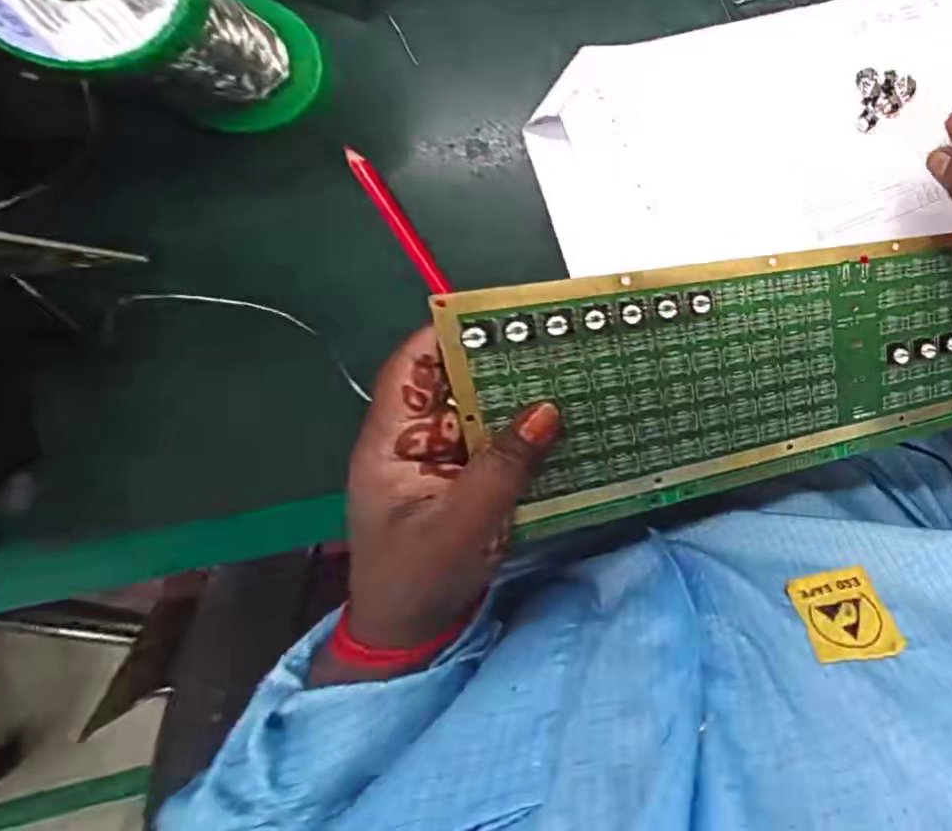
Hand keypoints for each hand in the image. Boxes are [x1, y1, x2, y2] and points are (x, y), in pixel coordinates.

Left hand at [338, 326, 559, 656]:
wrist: (413, 636)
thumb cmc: (417, 581)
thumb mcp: (462, 523)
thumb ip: (505, 465)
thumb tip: (548, 409)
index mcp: (391, 442)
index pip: (410, 368)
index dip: (444, 334)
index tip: (493, 314)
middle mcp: (417, 440)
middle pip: (454, 381)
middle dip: (494, 359)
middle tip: (544, 339)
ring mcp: (446, 458)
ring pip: (482, 409)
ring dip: (516, 393)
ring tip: (560, 370)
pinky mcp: (470, 476)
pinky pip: (499, 439)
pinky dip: (525, 428)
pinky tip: (556, 418)